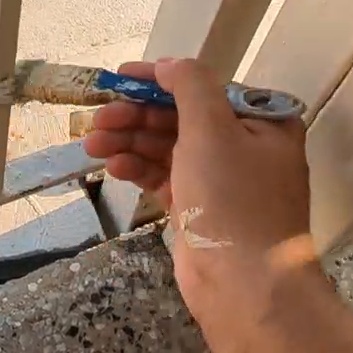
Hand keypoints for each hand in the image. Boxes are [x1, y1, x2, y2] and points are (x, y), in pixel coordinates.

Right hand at [82, 59, 316, 302]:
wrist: (246, 288)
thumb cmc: (233, 199)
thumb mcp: (212, 129)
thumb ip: (189, 86)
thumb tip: (169, 64)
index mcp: (259, 122)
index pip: (203, 88)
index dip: (159, 80)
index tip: (120, 77)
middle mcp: (244, 146)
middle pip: (180, 117)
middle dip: (136, 117)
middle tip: (99, 118)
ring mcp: (221, 179)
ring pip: (167, 147)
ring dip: (130, 142)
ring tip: (93, 144)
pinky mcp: (200, 207)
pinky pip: (164, 176)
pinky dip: (139, 168)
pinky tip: (114, 167)